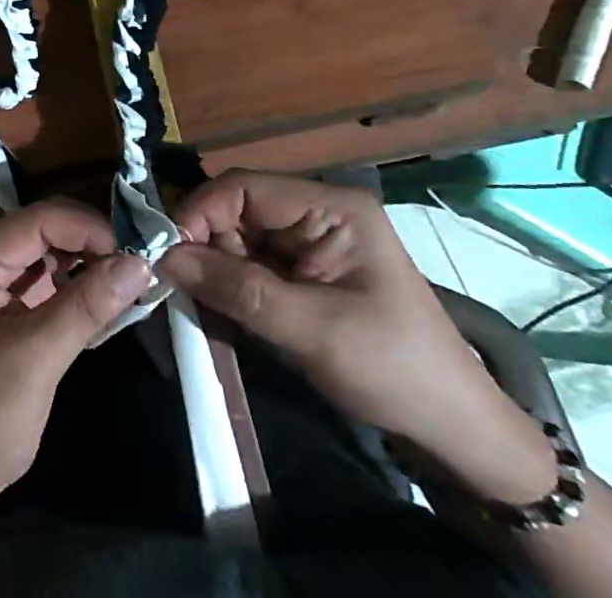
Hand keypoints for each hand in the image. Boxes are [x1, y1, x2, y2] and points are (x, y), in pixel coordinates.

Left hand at [0, 201, 150, 592]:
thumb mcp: (36, 360)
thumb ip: (86, 306)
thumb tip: (141, 263)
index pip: (41, 219)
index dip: (90, 228)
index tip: (138, 256)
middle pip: (49, 226)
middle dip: (96, 240)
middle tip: (144, 266)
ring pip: (55, 250)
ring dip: (94, 261)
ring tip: (138, 279)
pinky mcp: (13, 305)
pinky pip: (55, 278)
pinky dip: (85, 284)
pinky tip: (114, 298)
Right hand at [157, 170, 556, 502]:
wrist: (448, 424)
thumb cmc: (390, 367)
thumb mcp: (310, 328)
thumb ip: (235, 288)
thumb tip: (163, 258)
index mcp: (331, 208)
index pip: (243, 187)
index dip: (198, 213)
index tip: (167, 256)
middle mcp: (316, 214)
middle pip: (235, 211)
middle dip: (203, 246)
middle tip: (179, 289)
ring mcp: (308, 243)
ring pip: (235, 239)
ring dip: (212, 270)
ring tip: (198, 305)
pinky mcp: (301, 272)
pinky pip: (247, 266)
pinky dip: (226, 286)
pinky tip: (219, 311)